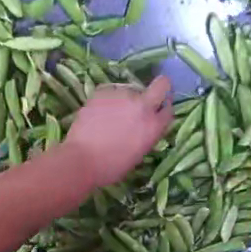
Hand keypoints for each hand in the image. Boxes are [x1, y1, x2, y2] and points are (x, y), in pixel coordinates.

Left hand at [60, 74, 174, 188]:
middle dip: (159, 88)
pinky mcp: (104, 91)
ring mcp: (123, 95)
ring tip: (110, 113)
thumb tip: (143, 126)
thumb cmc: (110, 167)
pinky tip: (98, 111)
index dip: (162, 109)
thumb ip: (146, 135)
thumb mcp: (138, 154)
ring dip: (125, 98)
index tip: (155, 112)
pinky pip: (110, 90)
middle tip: (145, 98)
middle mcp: (143, 106)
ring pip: (131, 88)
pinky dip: (107, 98)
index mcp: (154, 126)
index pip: (168, 109)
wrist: (81, 160)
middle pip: (162, 84)